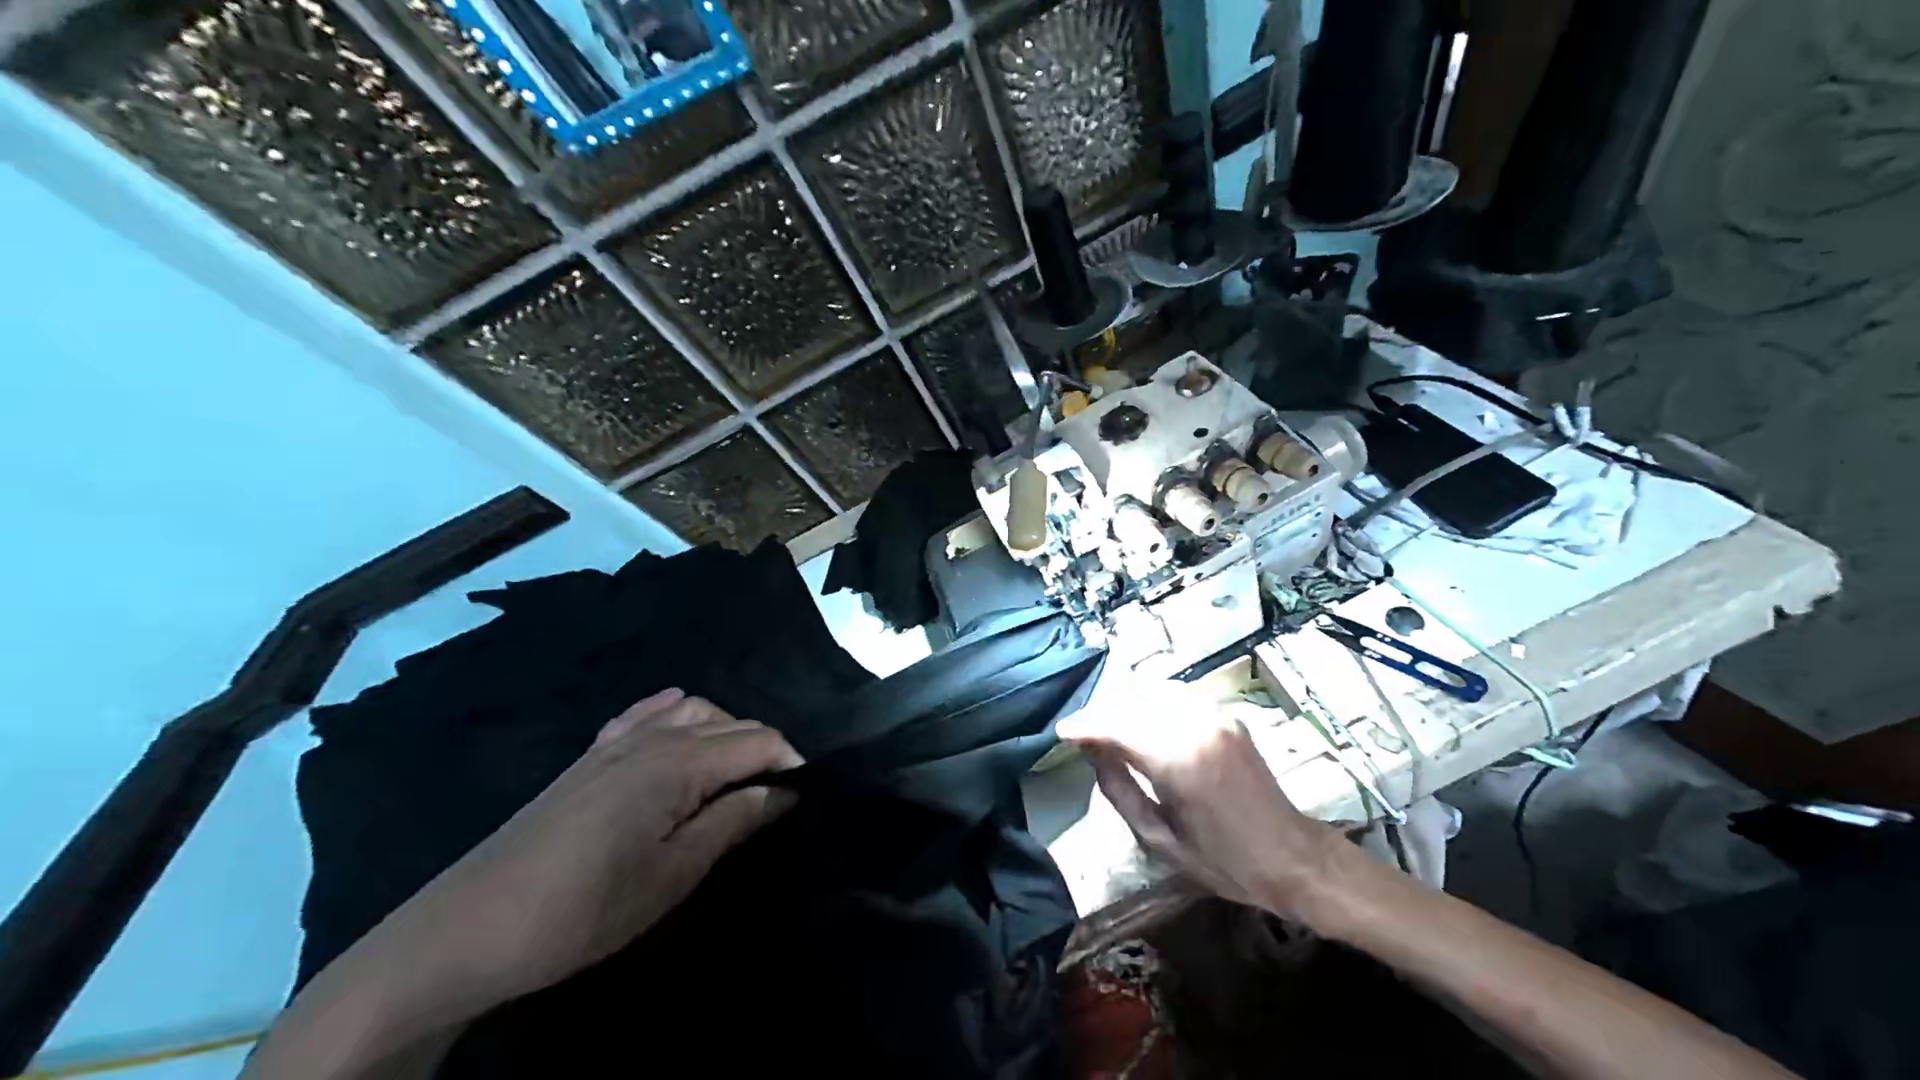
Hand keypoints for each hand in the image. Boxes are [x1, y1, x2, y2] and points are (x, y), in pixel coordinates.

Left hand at [361, 689, 801, 1008]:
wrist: (469, 928)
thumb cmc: (584, 909)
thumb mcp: (672, 875)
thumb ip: (733, 823)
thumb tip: (784, 792)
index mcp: (678, 762)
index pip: (758, 740)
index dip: (792, 762)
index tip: (806, 795)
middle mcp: (654, 736)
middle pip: (731, 722)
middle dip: (764, 748)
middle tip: (777, 796)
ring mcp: (618, 740)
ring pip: (694, 710)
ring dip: (726, 731)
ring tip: (735, 773)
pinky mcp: (591, 754)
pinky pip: (649, 712)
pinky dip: (679, 714)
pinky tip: (682, 733)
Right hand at [1057, 674, 1349, 917]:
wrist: (1292, 857)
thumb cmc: (1223, 861)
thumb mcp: (1157, 838)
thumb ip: (1117, 788)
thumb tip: (1090, 751)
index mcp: (1178, 760)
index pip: (1115, 724)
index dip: (1083, 725)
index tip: (1061, 733)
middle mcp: (1196, 725)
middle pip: (1130, 699)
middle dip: (1101, 713)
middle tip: (1083, 735)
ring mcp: (1215, 714)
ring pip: (1151, 689)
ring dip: (1125, 703)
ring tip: (1109, 728)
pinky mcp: (1226, 714)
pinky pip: (1174, 694)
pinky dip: (1149, 702)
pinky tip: (1141, 721)